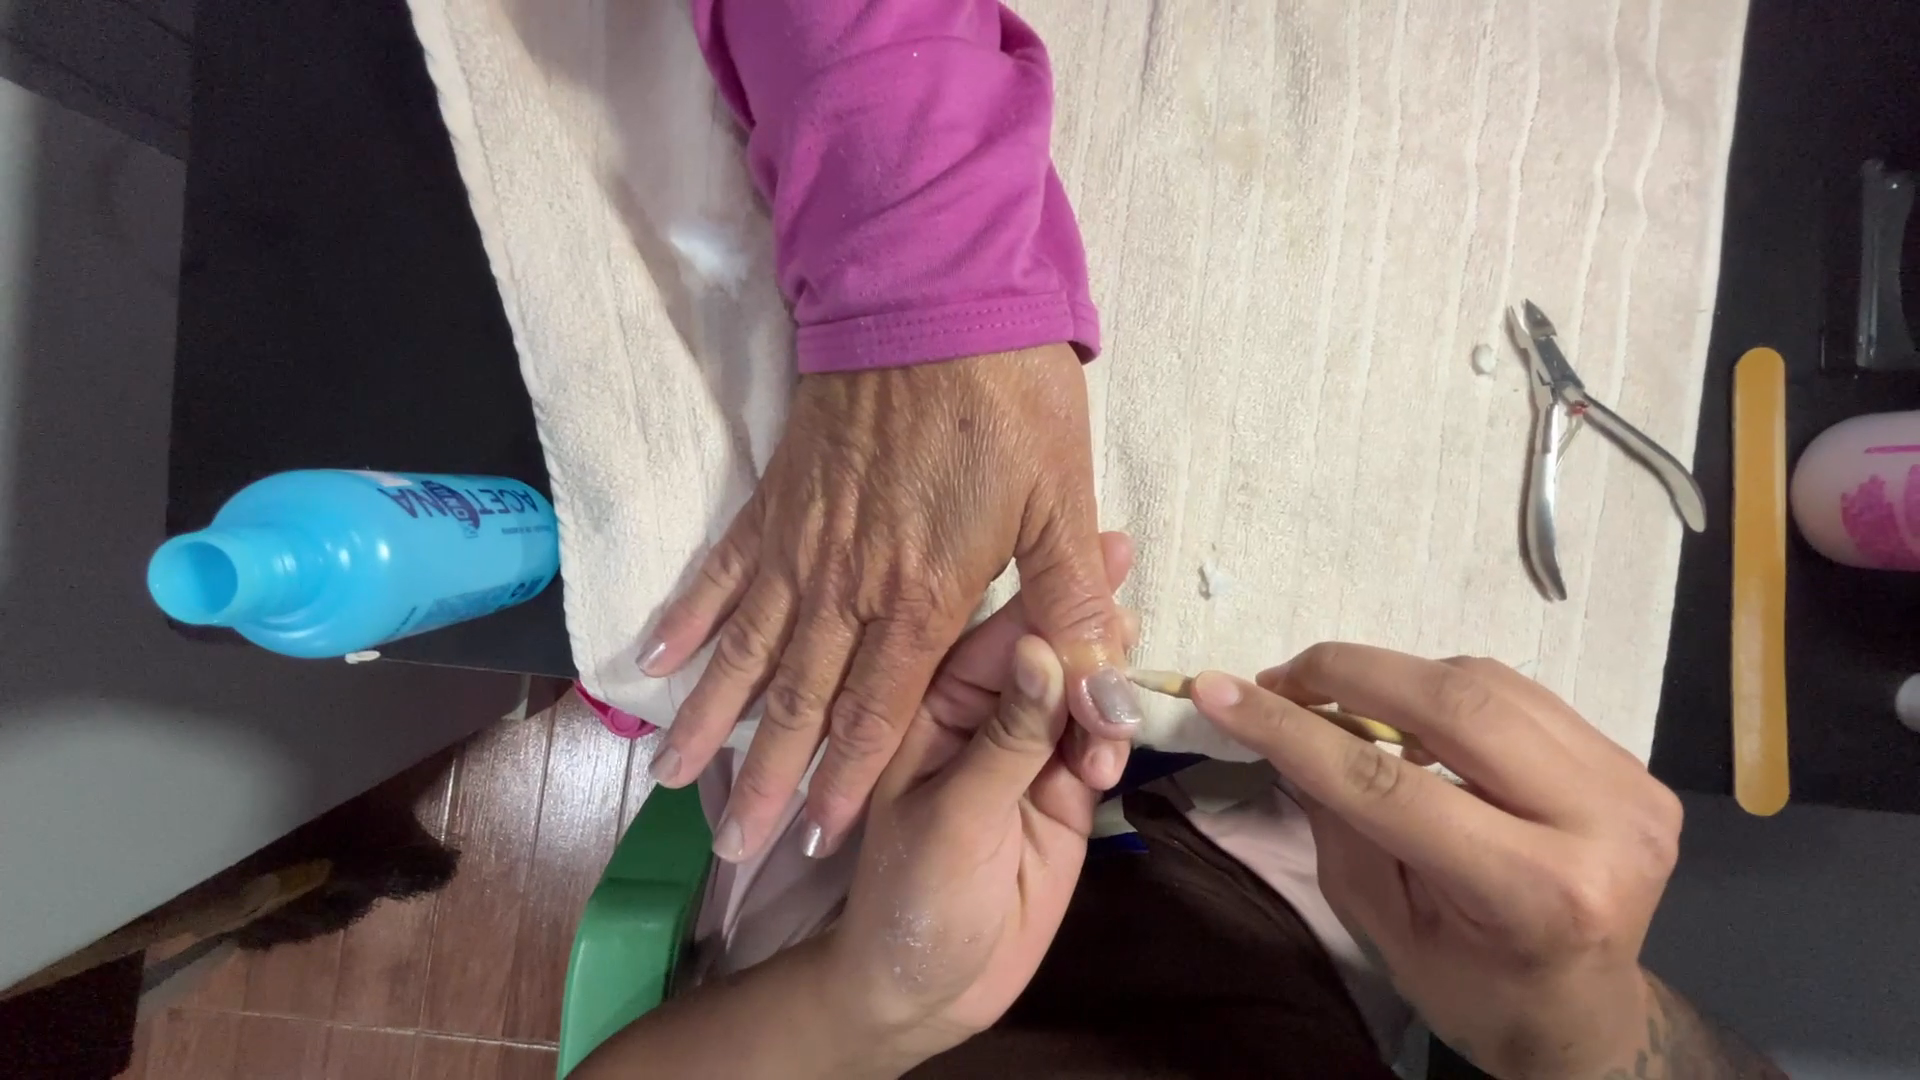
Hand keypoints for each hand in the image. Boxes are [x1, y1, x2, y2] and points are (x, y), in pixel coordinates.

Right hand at [640, 345, 1140, 862]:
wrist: (933, 294)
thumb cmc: (1007, 397)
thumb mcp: (1063, 497)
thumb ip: (1073, 601)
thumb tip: (1099, 690)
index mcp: (923, 594)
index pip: (878, 712)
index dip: (848, 781)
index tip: (813, 839)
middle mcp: (849, 584)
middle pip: (802, 698)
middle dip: (769, 776)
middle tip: (732, 843)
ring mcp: (803, 541)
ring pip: (749, 648)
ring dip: (713, 718)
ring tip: (670, 774)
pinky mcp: (778, 498)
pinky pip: (723, 569)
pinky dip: (690, 618)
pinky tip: (656, 661)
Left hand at [813, 531, 1136, 1066]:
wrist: (931, 989)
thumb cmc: (913, 897)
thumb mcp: (955, 814)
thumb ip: (1007, 739)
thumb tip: (1047, 650)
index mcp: (937, 705)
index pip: (997, 639)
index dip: (1045, 598)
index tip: (1096, 552)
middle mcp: (985, 715)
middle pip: (1045, 655)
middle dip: (1084, 624)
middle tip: (1122, 581)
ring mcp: (1029, 751)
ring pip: (1077, 696)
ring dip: (1104, 681)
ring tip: (1128, 658)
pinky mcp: (1065, 790)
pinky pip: (1096, 748)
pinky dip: (1112, 741)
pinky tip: (1118, 741)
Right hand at [1190, 645, 1684, 1079]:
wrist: (1586, 1012)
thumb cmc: (1465, 979)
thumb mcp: (1376, 915)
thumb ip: (1334, 814)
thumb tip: (1284, 723)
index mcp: (1529, 893)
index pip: (1383, 784)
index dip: (1288, 728)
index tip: (1216, 690)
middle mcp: (1598, 828)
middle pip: (1449, 704)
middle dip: (1342, 673)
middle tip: (1278, 680)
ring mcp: (1628, 785)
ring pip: (1477, 679)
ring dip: (1385, 674)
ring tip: (1333, 698)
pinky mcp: (1635, 760)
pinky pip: (1507, 686)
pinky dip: (1433, 682)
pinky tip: (1401, 709)